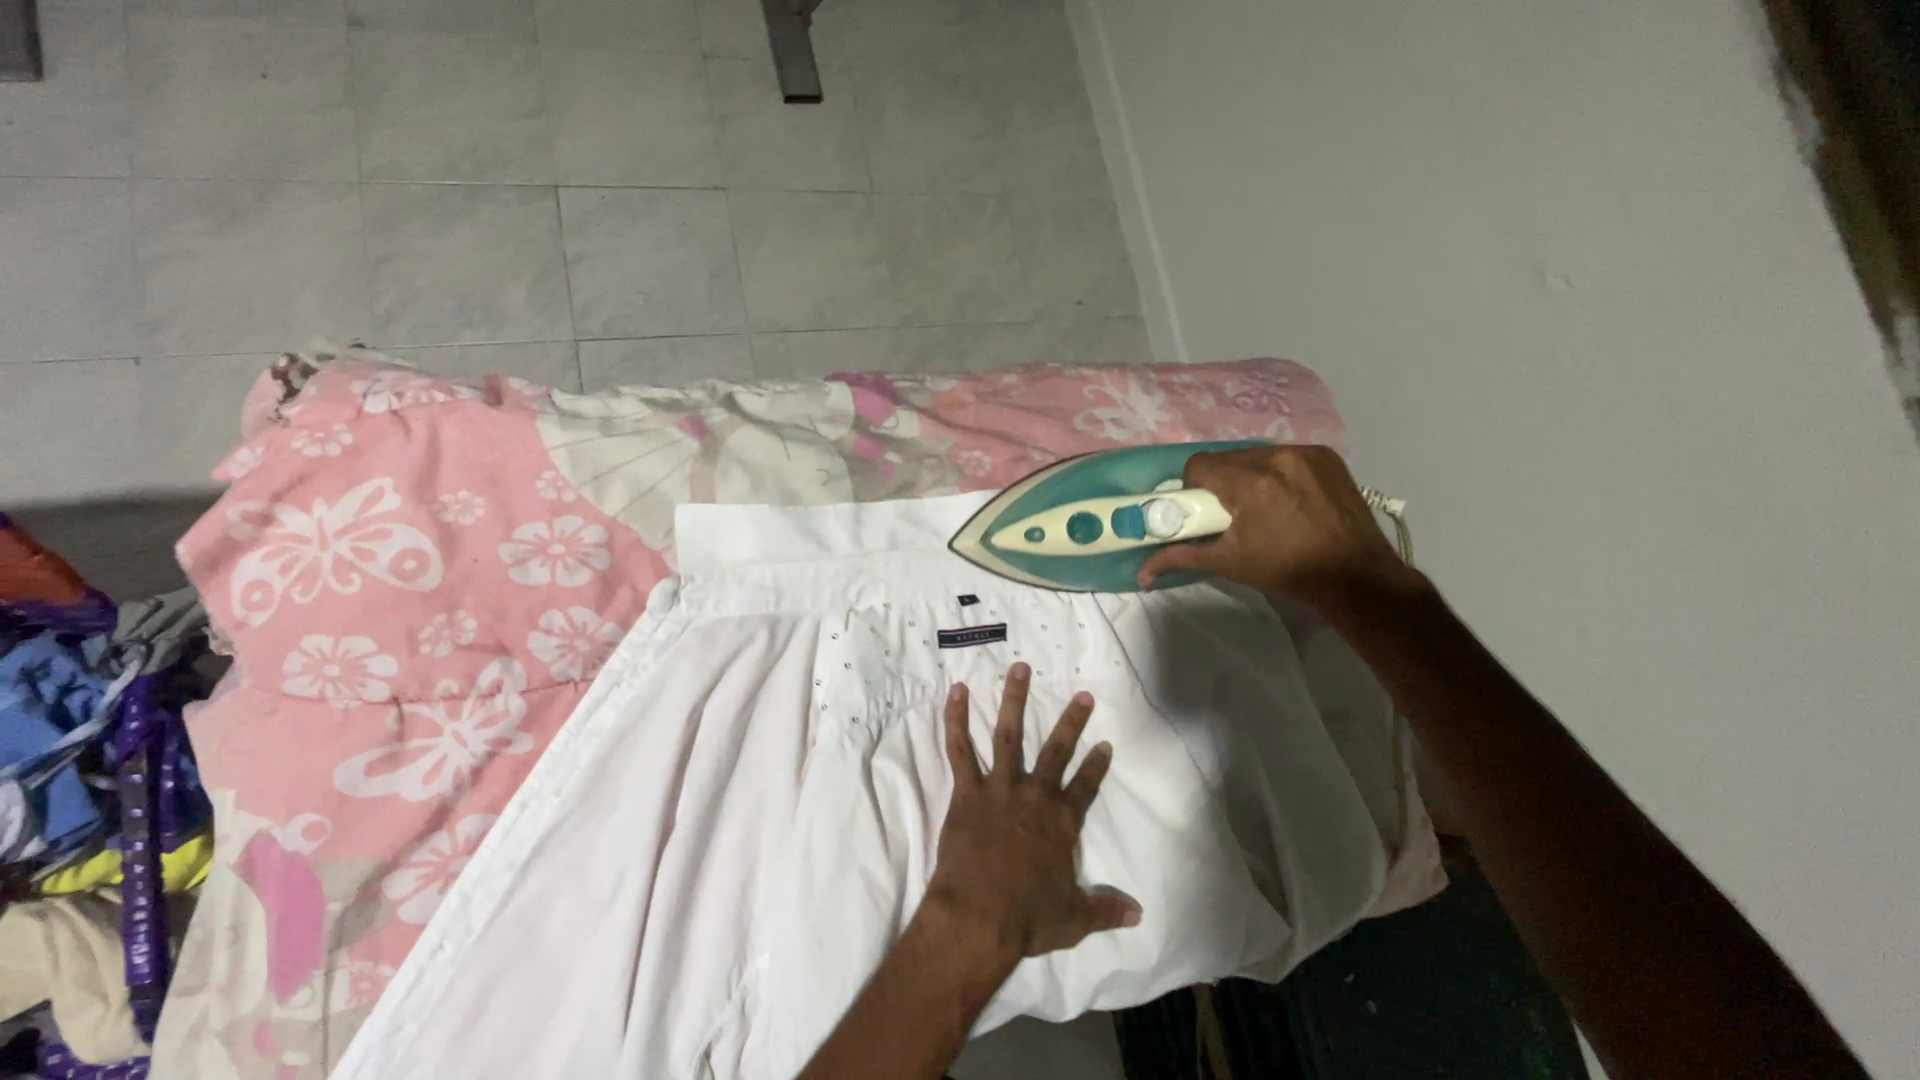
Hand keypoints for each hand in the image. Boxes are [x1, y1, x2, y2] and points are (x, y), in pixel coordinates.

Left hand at [926, 663, 1140, 961]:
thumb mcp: (1074, 919)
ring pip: (1008, 734)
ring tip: (1019, 668)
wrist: (979, 916)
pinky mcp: (968, 791)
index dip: (1097, 765)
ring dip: (1014, 699)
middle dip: (1071, 721)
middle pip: (1057, 750)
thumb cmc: (1027, 918)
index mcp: (1063, 823)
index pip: (1086, 786)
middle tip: (1082, 695)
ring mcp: (1001, 788)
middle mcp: (1036, 796)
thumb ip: (1105, 909)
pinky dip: (956, 719)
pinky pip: (960, 749)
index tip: (1105, 743)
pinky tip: (955, 692)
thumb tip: (1138, 914)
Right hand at [1137, 444, 1423, 609]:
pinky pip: (1286, 456)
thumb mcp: (1228, 564)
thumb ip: (1180, 557)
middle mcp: (1276, 457)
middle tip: (1233, 514)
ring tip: (1264, 508)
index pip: (1199, 465)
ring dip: (1250, 476)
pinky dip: (1279, 473)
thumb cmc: (1285, 570)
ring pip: (1257, 455)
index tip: (1205, 512)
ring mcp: (1305, 453)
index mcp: (1250, 482)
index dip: (1194, 488)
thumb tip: (1140, 573)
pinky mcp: (1326, 456)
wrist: (1354, 575)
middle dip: (1223, 483)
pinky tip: (1290, 500)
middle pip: (1228, 458)